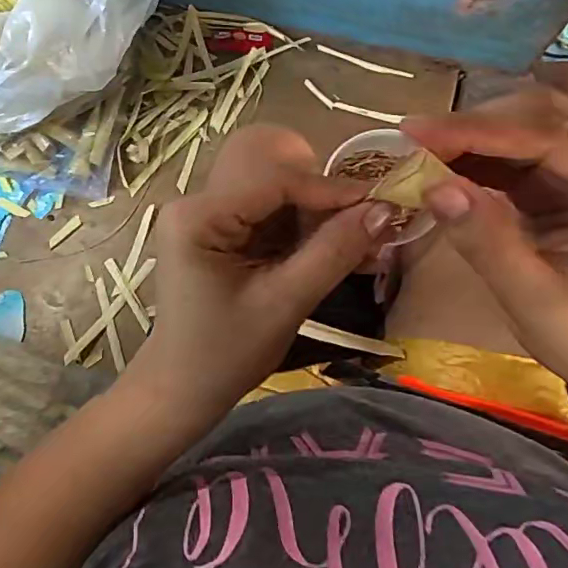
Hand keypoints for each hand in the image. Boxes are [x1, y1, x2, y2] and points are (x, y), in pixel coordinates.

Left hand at [131, 126, 400, 409]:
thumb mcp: (284, 303)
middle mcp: (194, 204)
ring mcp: (202, 217)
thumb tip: (385, 209)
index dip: (329, 188)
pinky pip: (264, 218)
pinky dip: (298, 231)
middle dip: (323, 201)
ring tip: (358, 241)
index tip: (382, 201)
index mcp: (196, 215)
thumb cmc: (225, 353)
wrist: (182, 388)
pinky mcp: (214, 234)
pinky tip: (331, 248)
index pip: (272, 180)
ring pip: (272, 198)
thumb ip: (333, 252)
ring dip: (315, 216)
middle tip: (371, 223)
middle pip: (271, 182)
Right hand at [401, 89, 567, 445]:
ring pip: (538, 125)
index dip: (481, 131)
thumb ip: (487, 241)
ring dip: (477, 136)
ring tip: (423, 152)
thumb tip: (434, 186)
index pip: (558, 139)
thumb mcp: (537, 302)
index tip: (414, 132)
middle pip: (551, 118)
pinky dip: (484, 155)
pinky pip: (530, 150)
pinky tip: (448, 164)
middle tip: (412, 142)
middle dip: (476, 126)